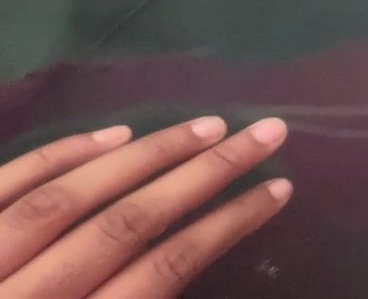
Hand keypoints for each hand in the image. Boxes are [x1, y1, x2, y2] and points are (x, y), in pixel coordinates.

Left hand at [0, 117, 291, 298]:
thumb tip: (181, 266)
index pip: (161, 274)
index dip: (228, 226)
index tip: (280, 188)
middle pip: (122, 227)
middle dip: (206, 173)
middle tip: (267, 131)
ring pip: (61, 202)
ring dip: (145, 155)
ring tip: (206, 126)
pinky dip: (56, 158)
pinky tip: (111, 135)